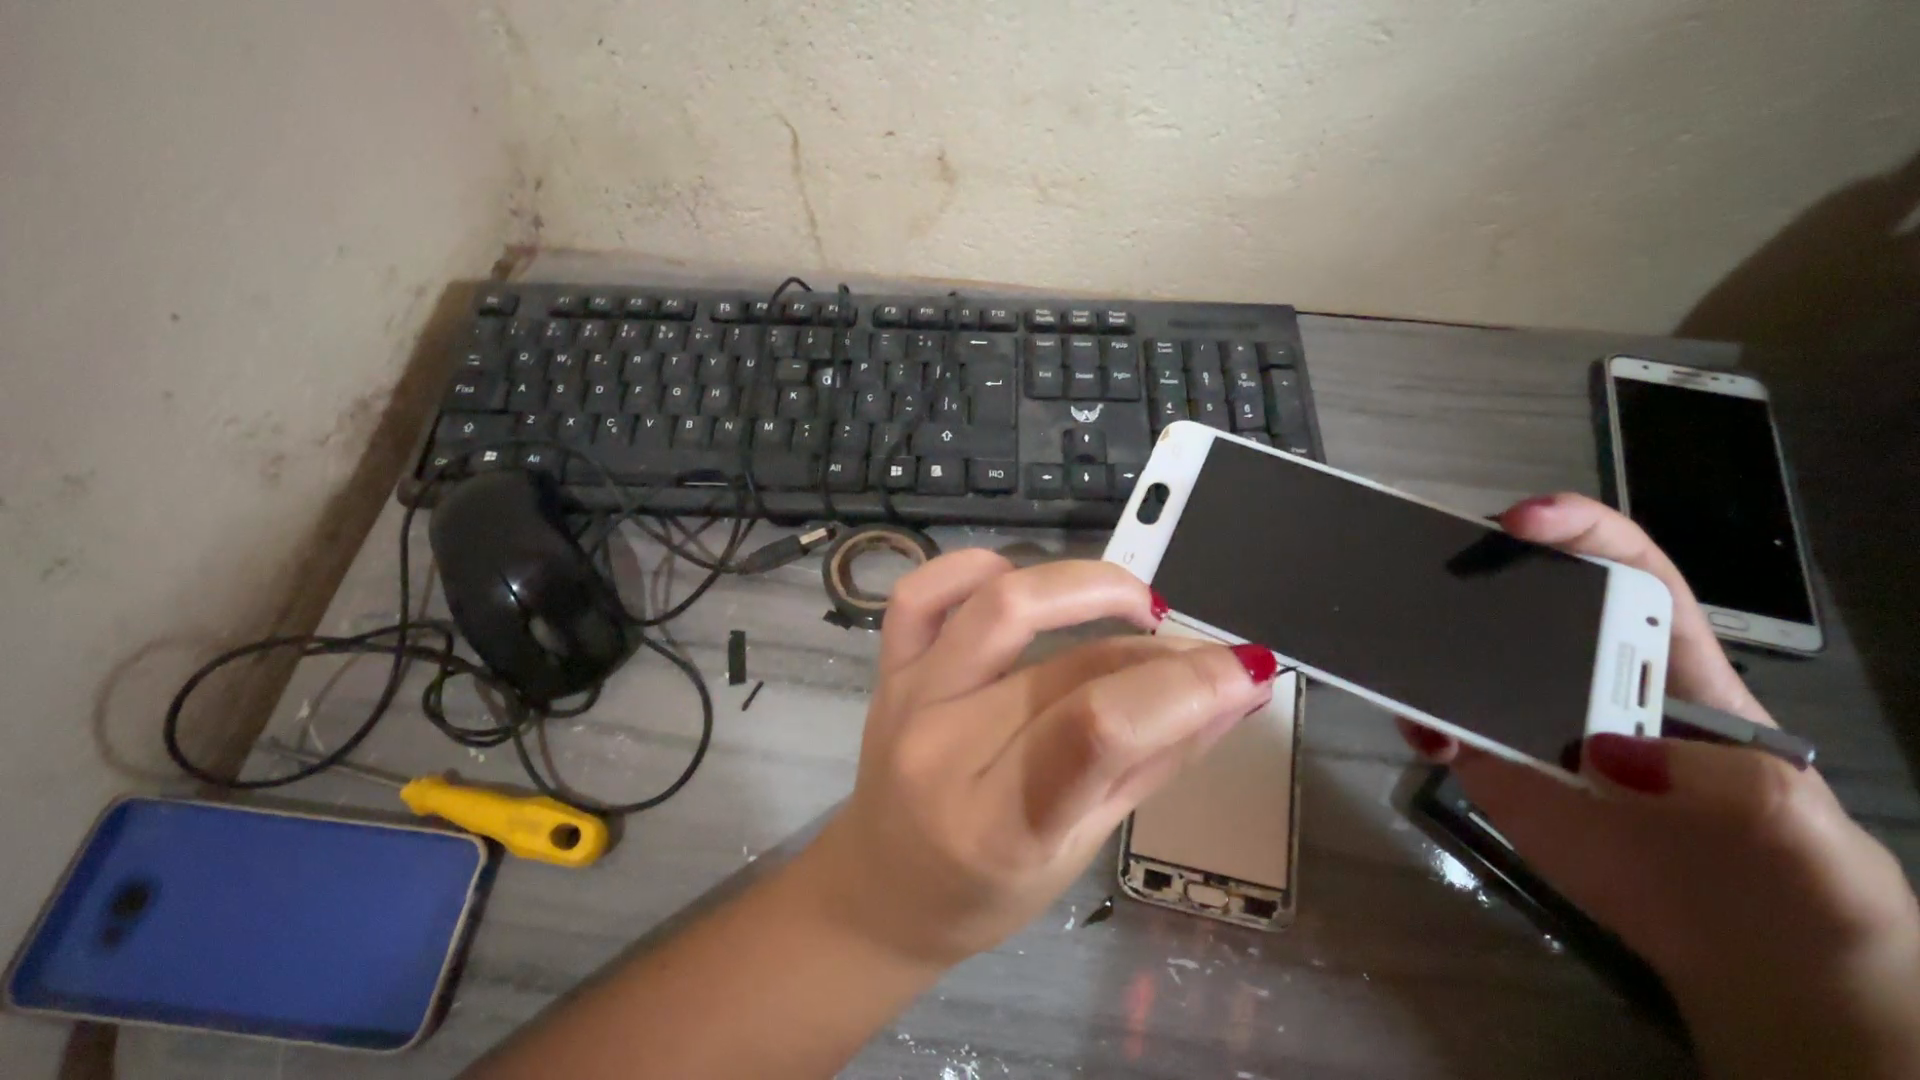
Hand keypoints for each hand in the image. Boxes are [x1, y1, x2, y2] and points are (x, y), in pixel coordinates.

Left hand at [797, 552, 1278, 966]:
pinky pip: (924, 590)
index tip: (1243, 670)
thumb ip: (1156, 762)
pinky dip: (980, 566)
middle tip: (1201, 656)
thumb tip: (1234, 689)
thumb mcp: (1082, 849)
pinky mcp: (887, 668)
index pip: (1097, 728)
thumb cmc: (987, 893)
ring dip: (1085, 585)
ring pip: (1002, 604)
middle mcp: (943, 748)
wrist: (884, 890)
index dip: (1183, 686)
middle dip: (1158, 649)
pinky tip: (1027, 581)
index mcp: (998, 824)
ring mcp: (907, 698)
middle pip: (1066, 665)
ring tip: (1135, 605)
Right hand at [1399, 493, 1919, 1077]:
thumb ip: (1723, 780)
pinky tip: (1419, 730)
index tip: (1521, 522)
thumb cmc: (1795, 874)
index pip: (1629, 570)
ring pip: (1469, 658)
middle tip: (1418, 565)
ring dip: (1426, 645)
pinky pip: (1445, 723)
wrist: (1745, 951)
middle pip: (1527, 600)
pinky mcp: (1499, 765)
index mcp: (1674, 661)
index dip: (1577, 531)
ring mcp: (1539, 719)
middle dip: (1472, 571)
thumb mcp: (1799, 827)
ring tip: (1394, 650)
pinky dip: (1419, 715)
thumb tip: (1603, 751)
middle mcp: (1595, 674)